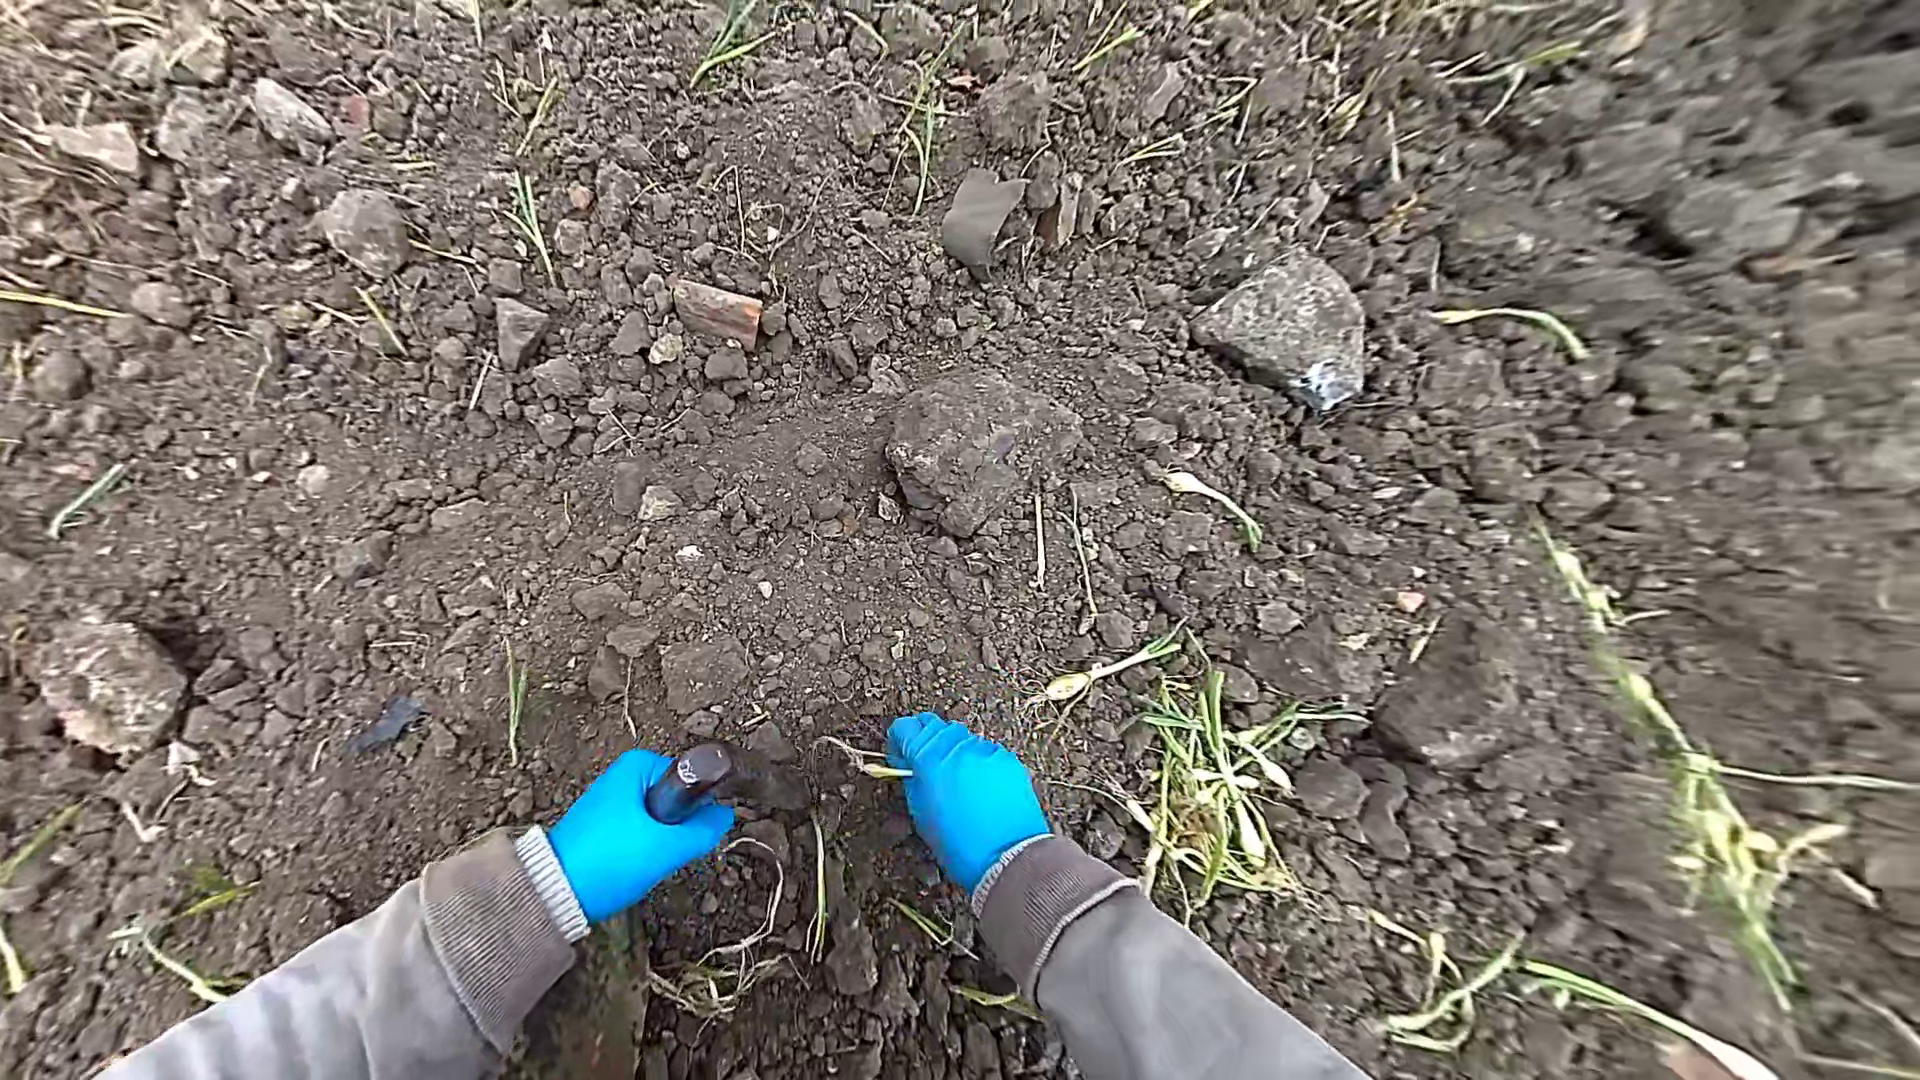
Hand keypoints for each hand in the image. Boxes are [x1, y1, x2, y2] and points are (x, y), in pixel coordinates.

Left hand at [547, 748, 735, 921]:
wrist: (549, 898)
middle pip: (675, 799)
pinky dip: (642, 845)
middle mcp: (623, 774)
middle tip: (666, 848)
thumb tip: (725, 816)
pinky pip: (639, 828)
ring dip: (660, 838)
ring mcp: (610, 798)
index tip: (689, 830)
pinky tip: (631, 864)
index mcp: (638, 764)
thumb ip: (705, 830)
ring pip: (658, 817)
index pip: (690, 779)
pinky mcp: (601, 823)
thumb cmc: (608, 861)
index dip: (696, 806)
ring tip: (644, 859)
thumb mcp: (667, 848)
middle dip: (676, 825)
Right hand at [887, 713, 1049, 892]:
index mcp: (929, 760)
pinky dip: (977, 760)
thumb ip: (912, 780)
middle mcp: (956, 747)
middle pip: (933, 724)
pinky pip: (984, 749)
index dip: (900, 740)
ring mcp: (983, 749)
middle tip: (926, 764)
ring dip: (953, 750)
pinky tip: (979, 785)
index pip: (905, 727)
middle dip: (925, 740)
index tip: (901, 753)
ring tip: (956, 780)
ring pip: (960, 736)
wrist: (1008, 856)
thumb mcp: (921, 815)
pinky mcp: (1004, 756)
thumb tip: (907, 763)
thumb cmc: (961, 845)